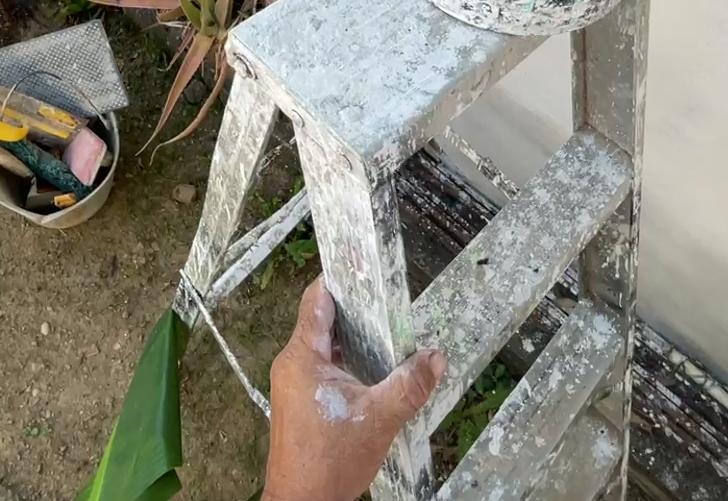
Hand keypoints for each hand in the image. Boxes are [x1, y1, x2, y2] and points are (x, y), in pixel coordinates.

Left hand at [262, 278, 446, 500]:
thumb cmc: (327, 465)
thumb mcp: (377, 419)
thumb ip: (407, 385)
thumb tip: (434, 357)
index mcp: (302, 356)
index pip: (317, 299)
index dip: (339, 277)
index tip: (361, 263)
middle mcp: (293, 363)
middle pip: (323, 320)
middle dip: (355, 309)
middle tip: (386, 298)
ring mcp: (294, 383)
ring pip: (325, 345)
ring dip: (353, 338)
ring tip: (386, 330)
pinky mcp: (300, 400)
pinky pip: (324, 365)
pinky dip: (347, 360)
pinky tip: (372, 368)